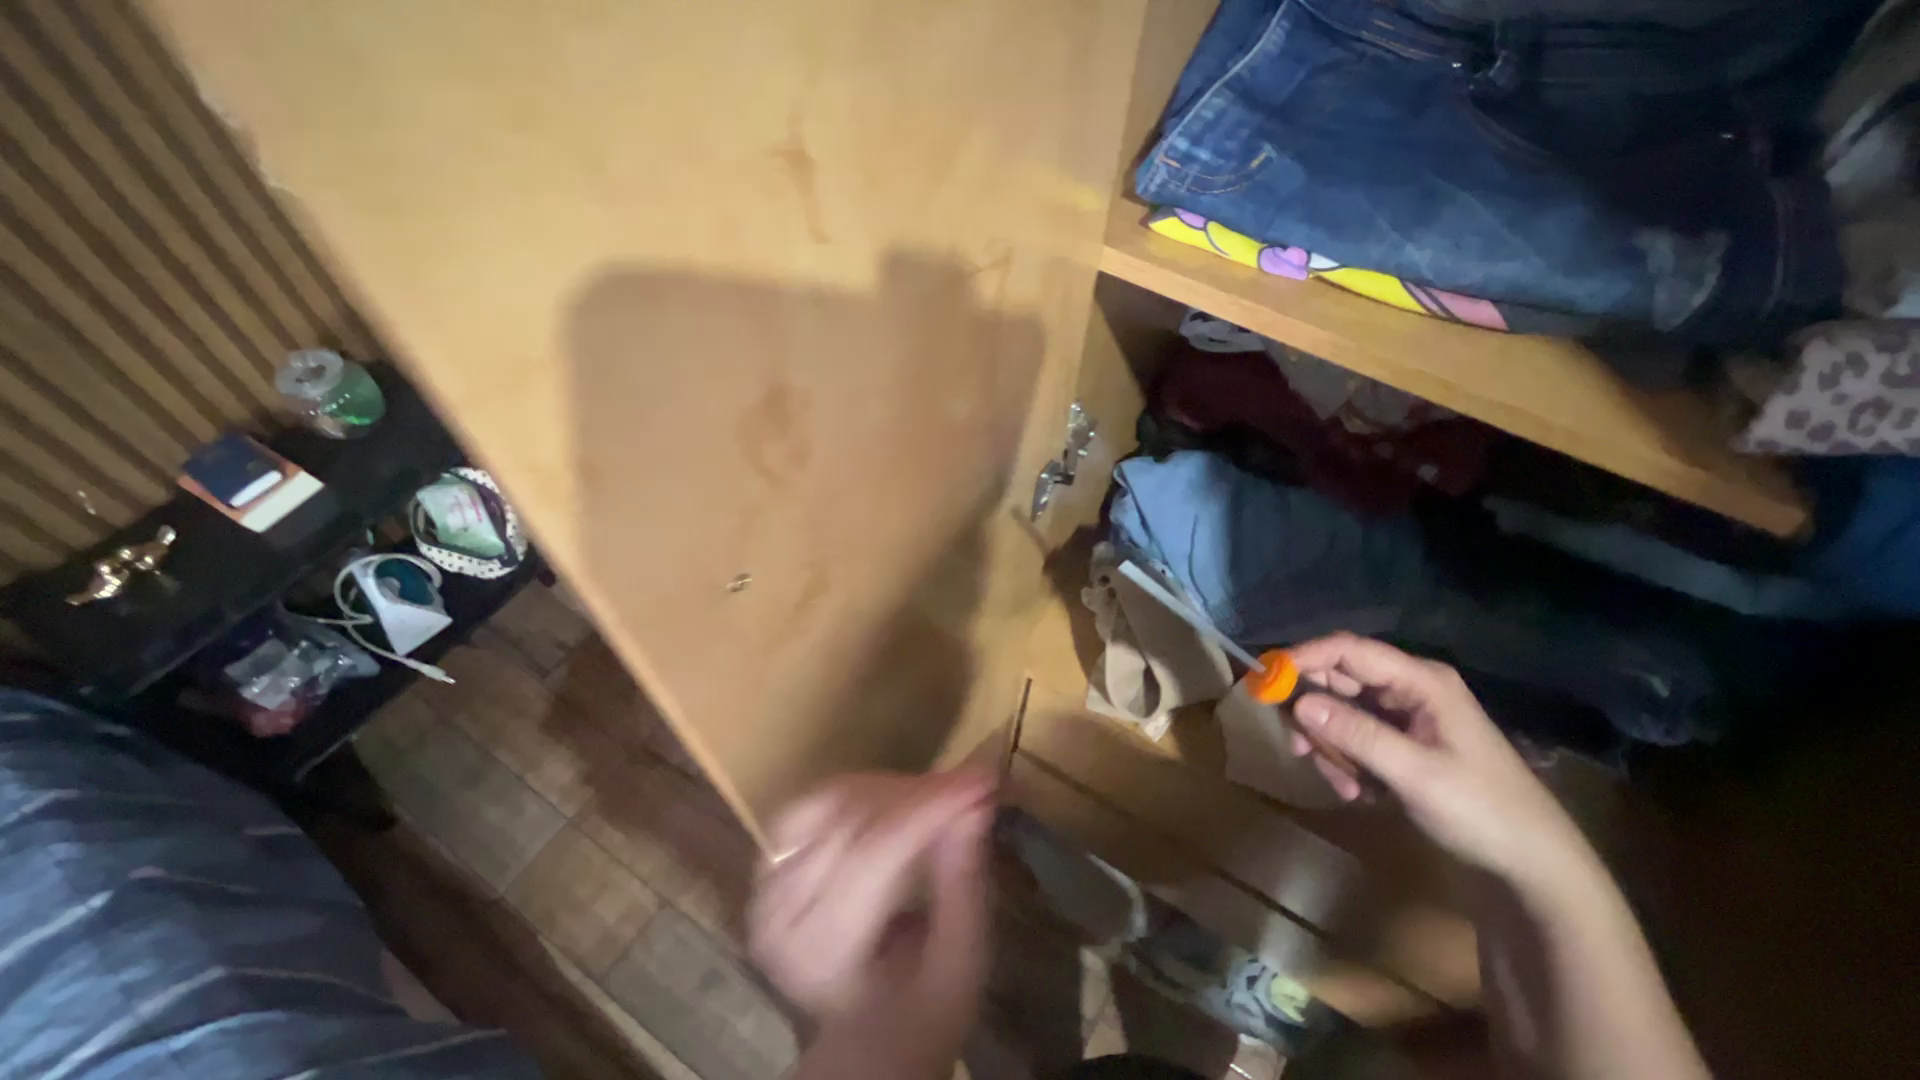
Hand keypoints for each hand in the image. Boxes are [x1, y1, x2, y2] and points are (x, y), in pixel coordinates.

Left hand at [749, 768, 993, 1070]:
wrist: (867, 1036)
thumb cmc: (921, 1008)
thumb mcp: (959, 963)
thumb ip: (963, 884)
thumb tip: (974, 802)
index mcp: (824, 955)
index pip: (875, 856)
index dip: (929, 809)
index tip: (981, 780)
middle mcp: (780, 918)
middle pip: (850, 824)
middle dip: (918, 794)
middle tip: (970, 784)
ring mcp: (765, 888)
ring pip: (829, 803)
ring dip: (890, 789)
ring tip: (937, 797)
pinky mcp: (768, 865)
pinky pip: (813, 804)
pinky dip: (858, 791)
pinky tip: (895, 800)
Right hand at [1285, 634, 1586, 886]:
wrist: (1533, 862)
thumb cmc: (1480, 809)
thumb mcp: (1414, 773)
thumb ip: (1356, 735)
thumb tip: (1298, 704)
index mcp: (1422, 682)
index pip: (1349, 650)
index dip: (1303, 658)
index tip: (1264, 680)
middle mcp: (1411, 689)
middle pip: (1341, 680)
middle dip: (1314, 713)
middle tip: (1299, 749)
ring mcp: (1409, 717)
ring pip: (1344, 713)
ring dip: (1332, 746)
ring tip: (1343, 786)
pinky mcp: (1407, 743)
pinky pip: (1358, 738)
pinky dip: (1348, 761)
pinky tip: (1359, 793)